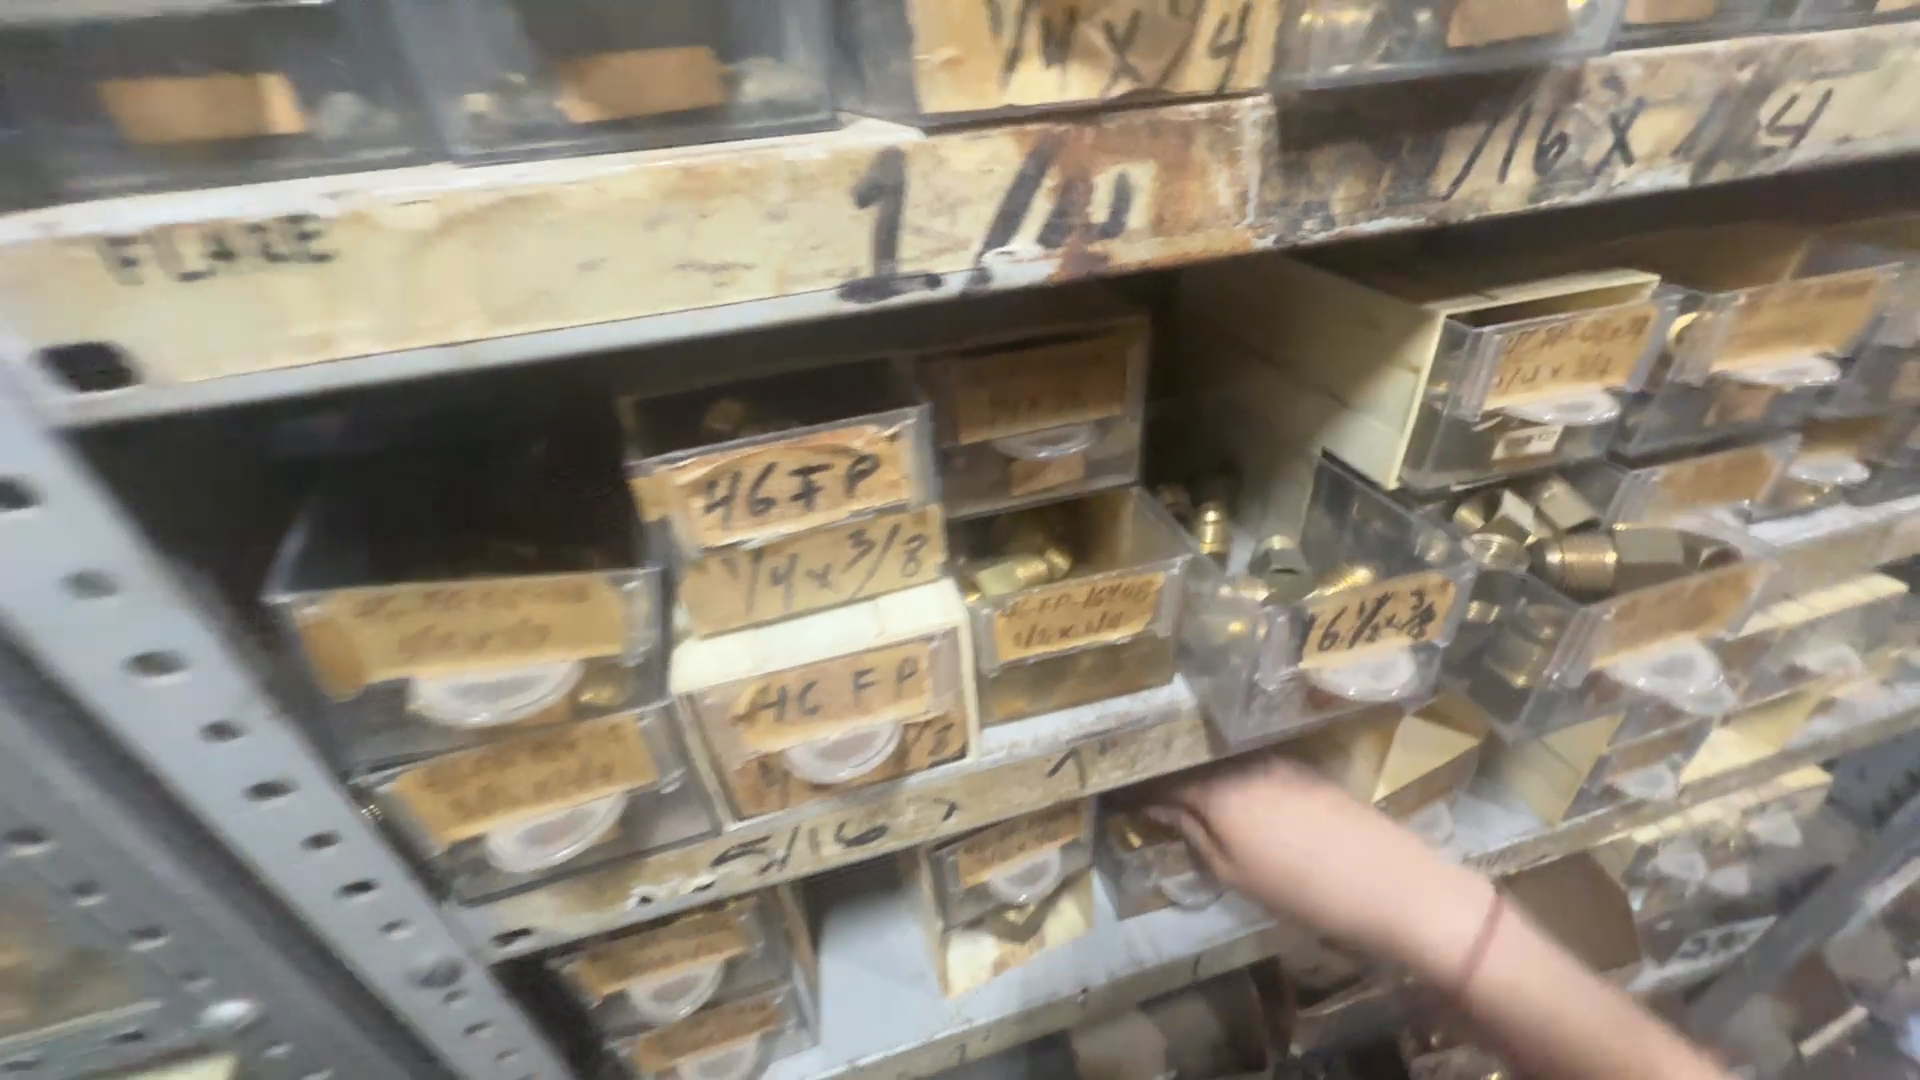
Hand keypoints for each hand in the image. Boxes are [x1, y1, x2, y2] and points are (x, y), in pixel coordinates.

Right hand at [1150, 757, 1492, 969]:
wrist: (1394, 886)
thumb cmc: (1302, 889)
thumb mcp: (1234, 873)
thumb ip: (1191, 833)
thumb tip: (1156, 806)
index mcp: (1215, 788)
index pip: (1161, 776)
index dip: (1138, 785)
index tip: (1121, 793)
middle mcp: (1239, 762)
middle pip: (1191, 759)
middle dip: (1168, 772)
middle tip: (1149, 791)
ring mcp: (1273, 760)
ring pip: (1221, 759)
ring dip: (1201, 772)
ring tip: (1187, 792)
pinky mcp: (1301, 767)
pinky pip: (1249, 763)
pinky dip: (1232, 775)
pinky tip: (1233, 795)